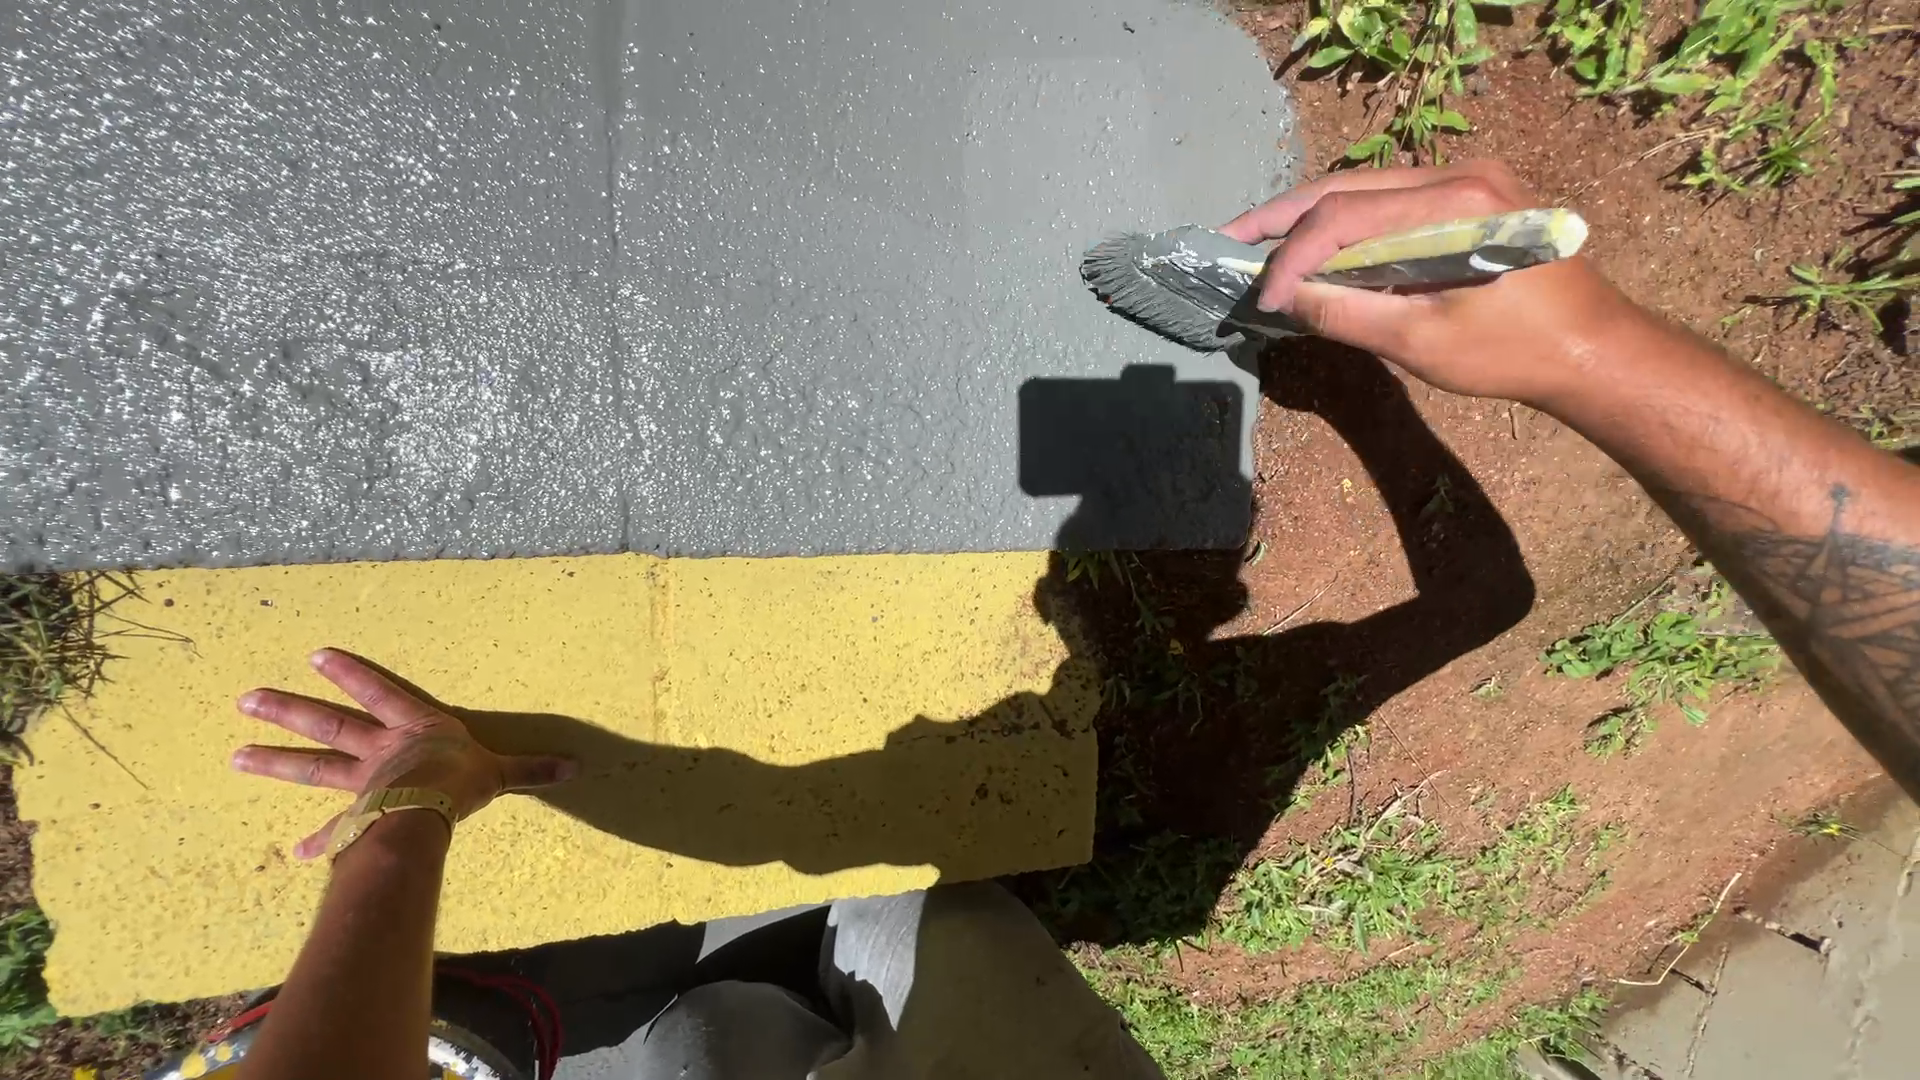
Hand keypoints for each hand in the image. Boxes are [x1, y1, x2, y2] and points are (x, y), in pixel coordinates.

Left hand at [231, 648, 576, 857]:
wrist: (424, 813)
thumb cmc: (461, 780)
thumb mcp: (502, 770)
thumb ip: (532, 769)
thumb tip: (577, 765)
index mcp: (416, 728)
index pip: (380, 692)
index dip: (351, 675)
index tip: (315, 656)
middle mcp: (382, 749)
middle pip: (330, 726)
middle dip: (289, 712)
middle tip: (245, 701)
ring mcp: (363, 782)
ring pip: (314, 767)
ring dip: (275, 760)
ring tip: (234, 754)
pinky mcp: (358, 815)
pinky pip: (337, 828)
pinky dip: (319, 840)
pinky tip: (296, 852)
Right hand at [1220, 161, 1650, 407]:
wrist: (1592, 348)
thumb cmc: (1511, 352)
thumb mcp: (1418, 342)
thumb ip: (1346, 313)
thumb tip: (1286, 298)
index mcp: (1453, 205)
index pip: (1341, 215)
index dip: (1290, 257)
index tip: (1262, 299)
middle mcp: (1459, 174)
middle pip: (1344, 185)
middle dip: (1279, 215)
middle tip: (1228, 238)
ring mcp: (1466, 179)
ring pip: (1362, 187)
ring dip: (1306, 217)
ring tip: (1258, 243)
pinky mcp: (1467, 197)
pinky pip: (1386, 200)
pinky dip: (1340, 223)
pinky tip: (1314, 246)